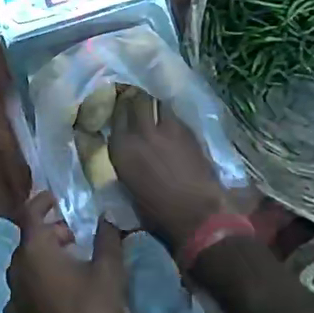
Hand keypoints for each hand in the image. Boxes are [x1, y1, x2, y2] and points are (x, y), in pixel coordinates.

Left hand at [5, 192, 125, 312]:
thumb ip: (107, 238)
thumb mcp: (108, 272)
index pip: (28, 212)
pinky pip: (26, 288)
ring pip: (26, 263)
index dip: (42, 201)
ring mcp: (14, 295)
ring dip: (45, 255)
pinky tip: (59, 291)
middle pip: (29, 238)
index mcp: (33, 249)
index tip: (56, 198)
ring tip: (71, 261)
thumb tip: (107, 215)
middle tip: (74, 235)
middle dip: (50, 231)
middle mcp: (16, 267)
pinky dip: (40, 280)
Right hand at [107, 88, 229, 250]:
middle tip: (135, 100)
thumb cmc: (158, 212)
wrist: (197, 215)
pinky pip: (174, 115)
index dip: (118, 106)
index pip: (116, 113)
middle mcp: (140, 132)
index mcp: (121, 147)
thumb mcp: (129, 185)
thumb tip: (127, 147)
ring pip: (157, 102)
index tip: (119, 104)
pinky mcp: (187, 131)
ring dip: (154, 104)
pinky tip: (171, 124)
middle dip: (135, 97)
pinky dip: (170, 116)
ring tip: (154, 108)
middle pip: (136, 99)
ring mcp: (166, 128)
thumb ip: (125, 158)